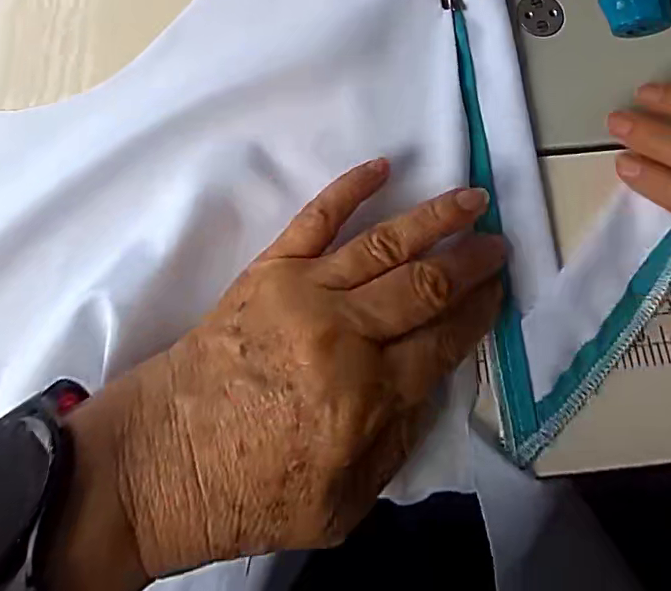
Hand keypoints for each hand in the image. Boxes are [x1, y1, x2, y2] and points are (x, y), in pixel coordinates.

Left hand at [77, 159, 505, 578]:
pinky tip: (380, 167)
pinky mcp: (268, 268)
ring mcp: (303, 292)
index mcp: (369, 397)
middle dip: (469, 260)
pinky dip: (349, 189)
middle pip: (424, 285)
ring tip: (469, 197)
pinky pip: (316, 218)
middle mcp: (343, 334)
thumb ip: (398, 438)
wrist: (170, 452)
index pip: (444, 340)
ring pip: (382, 245)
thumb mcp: (347, 502)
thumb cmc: (255, 487)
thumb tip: (431, 376)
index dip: (479, 311)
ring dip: (431, 217)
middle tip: (498, 239)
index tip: (500, 287)